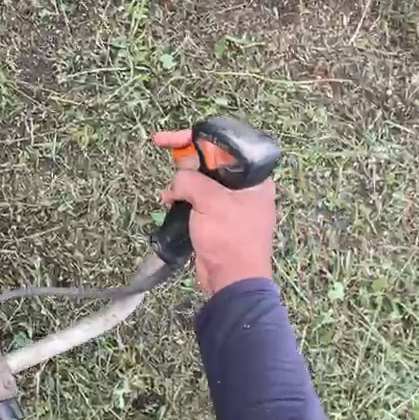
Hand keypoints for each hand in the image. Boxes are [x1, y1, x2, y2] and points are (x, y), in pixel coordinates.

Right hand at [151, 129, 276, 294]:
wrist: (232, 280)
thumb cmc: (230, 238)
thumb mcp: (210, 201)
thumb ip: (190, 180)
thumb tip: (176, 183)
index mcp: (254, 178)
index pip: (222, 146)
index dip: (192, 139)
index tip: (164, 139)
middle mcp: (244, 187)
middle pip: (208, 162)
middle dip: (184, 165)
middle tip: (172, 176)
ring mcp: (230, 203)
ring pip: (198, 180)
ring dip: (180, 184)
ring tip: (169, 196)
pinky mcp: (216, 217)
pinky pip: (196, 198)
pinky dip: (181, 197)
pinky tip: (169, 203)